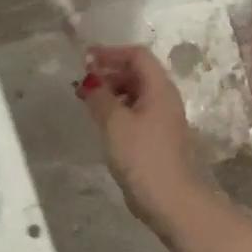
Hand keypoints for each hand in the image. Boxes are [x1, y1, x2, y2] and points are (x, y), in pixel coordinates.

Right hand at [76, 45, 197, 221]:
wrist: (169, 199)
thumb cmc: (142, 155)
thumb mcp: (114, 123)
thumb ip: (100, 97)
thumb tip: (90, 82)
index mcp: (160, 88)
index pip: (138, 55)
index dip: (111, 53)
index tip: (85, 60)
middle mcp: (165, 99)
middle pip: (137, 73)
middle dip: (109, 73)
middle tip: (83, 83)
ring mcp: (163, 120)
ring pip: (136, 94)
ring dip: (112, 93)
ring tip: (87, 103)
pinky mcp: (157, 139)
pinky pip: (136, 114)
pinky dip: (117, 111)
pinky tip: (101, 124)